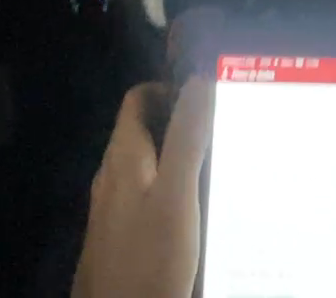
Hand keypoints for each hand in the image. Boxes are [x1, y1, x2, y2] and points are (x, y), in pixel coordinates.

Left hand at [72, 79, 214, 297]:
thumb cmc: (148, 258)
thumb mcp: (177, 194)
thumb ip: (187, 137)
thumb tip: (199, 78)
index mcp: (123, 157)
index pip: (138, 99)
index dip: (170, 89)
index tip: (208, 98)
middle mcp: (112, 176)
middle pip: (144, 131)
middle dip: (182, 124)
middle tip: (223, 131)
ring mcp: (112, 211)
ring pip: (147, 166)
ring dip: (179, 159)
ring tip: (220, 168)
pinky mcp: (119, 240)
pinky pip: (147, 198)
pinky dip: (172, 192)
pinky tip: (198, 213)